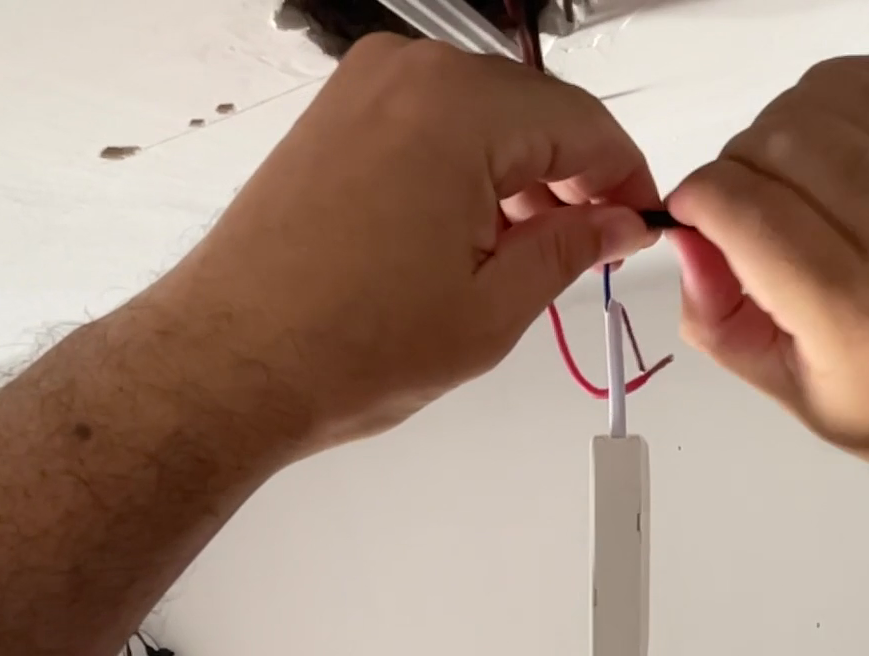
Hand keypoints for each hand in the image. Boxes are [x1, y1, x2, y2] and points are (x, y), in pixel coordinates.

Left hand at [134, 34, 659, 454]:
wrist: (231, 365)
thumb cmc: (343, 345)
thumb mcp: (492, 310)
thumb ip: (568, 252)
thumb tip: (616, 226)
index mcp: (458, 110)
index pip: (583, 125)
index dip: (624, 179)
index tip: (637, 224)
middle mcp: (406, 77)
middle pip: (531, 115)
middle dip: (572, 183)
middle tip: (587, 252)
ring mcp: (360, 94)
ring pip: (481, 125)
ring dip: (518, 185)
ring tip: (522, 262)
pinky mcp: (334, 124)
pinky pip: (429, 133)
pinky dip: (466, 179)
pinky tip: (468, 241)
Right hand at [667, 54, 868, 484]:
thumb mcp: (784, 388)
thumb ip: (716, 316)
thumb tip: (686, 234)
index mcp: (859, 321)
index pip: (750, 213)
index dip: (697, 198)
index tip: (689, 214)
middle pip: (784, 144)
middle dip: (733, 164)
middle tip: (735, 205)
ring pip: (829, 100)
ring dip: (778, 129)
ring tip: (781, 179)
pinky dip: (834, 98)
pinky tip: (827, 147)